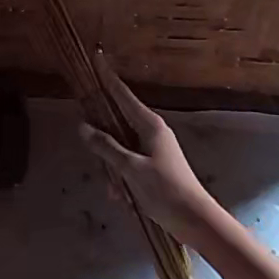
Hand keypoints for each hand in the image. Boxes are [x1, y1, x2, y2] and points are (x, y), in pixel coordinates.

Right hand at [79, 53, 220, 244]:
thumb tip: (83, 127)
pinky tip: (121, 198)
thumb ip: (106, 147)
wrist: (196, 221)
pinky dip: (120, 178)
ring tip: (115, 191)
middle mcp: (150, 131)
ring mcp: (152, 148)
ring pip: (118, 146)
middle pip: (115, 122)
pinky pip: (126, 163)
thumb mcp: (131, 169)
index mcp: (149, 125)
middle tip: (95, 157)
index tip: (96, 57)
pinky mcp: (152, 165)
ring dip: (111, 168)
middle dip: (102, 142)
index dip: (107, 77)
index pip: (122, 94)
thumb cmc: (166, 190)